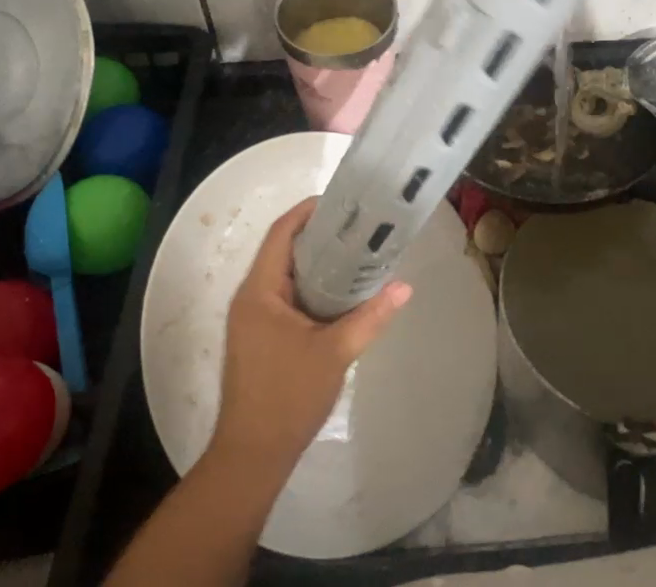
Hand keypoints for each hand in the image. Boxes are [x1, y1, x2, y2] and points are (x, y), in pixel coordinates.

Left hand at [209, 197, 412, 473]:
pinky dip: (311, 289)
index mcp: (259, 292)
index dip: (307, 212)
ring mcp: (252, 321)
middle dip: (318, 236)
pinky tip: (340, 295)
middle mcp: (250, 299)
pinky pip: (285, 299)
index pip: (280, 234)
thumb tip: (405, 286)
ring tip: (357, 254)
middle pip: (282, 252)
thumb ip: (370, 316)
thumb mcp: (335, 352)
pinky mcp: (259, 339)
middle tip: (359, 227)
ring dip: (316, 264)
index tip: (341, 201)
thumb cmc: (288, 397)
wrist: (253, 454)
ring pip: (285, 278)